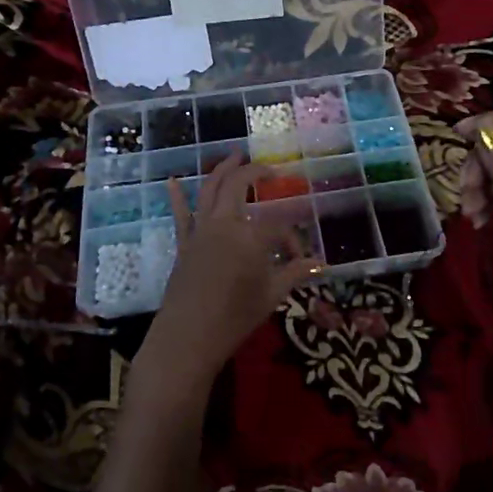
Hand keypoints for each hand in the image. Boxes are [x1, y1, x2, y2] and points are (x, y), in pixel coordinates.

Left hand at [148, 152, 322, 373]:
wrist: (190, 335)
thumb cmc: (236, 317)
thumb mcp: (272, 295)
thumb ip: (295, 273)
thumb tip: (319, 264)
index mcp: (251, 237)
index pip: (279, 224)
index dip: (293, 236)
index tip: (300, 255)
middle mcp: (225, 224)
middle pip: (238, 186)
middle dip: (254, 172)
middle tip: (267, 168)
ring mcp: (200, 230)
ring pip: (209, 190)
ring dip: (221, 170)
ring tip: (233, 156)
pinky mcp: (184, 243)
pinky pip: (180, 214)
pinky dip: (177, 196)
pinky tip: (173, 180)